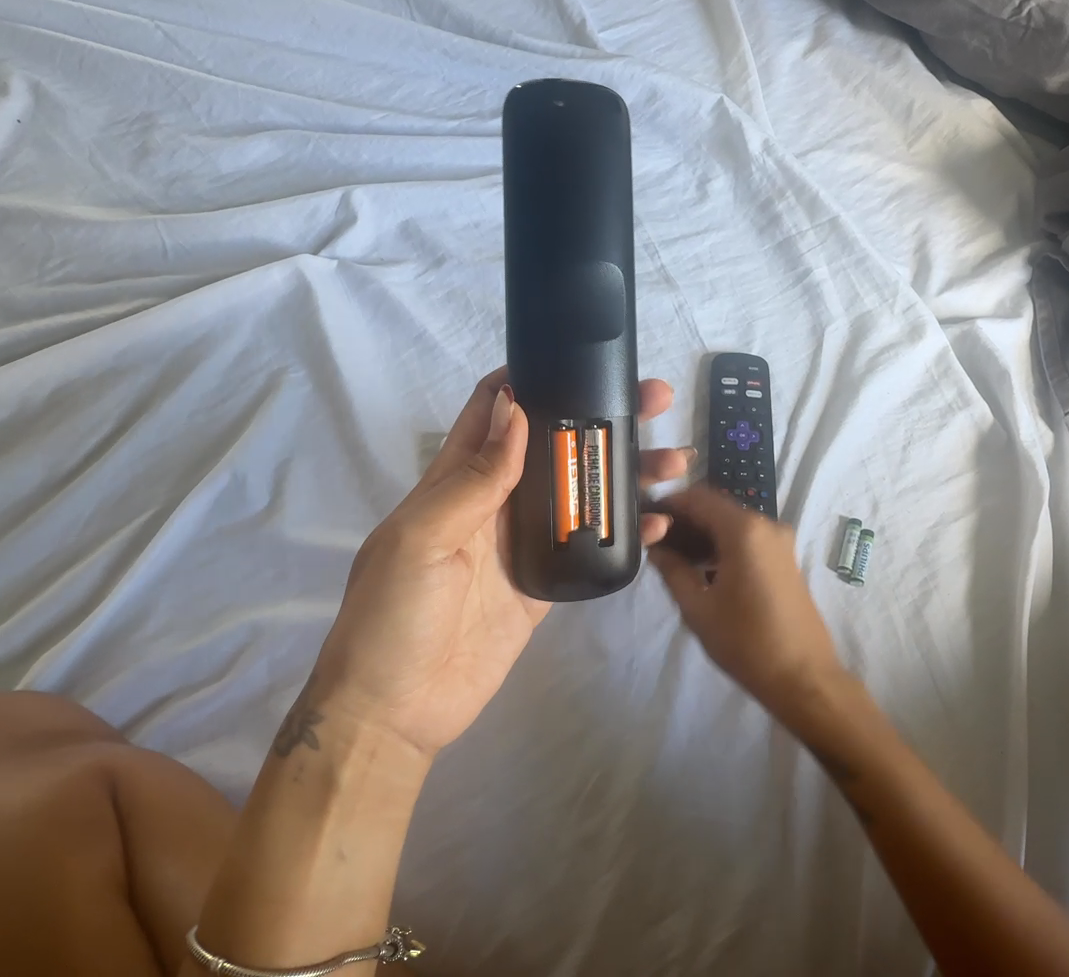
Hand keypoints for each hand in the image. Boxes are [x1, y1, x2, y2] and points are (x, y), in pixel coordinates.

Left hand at [300, 369, 688, 758]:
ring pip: (580, 491)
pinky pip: (589, 545)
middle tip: (654, 399)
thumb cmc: (393, 615)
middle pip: (553, 445)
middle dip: (600, 417)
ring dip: (624, 470)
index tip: (582, 358)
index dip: (533, 379)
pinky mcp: (545, 584)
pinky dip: (624, 528)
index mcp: (455, 480)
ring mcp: (522, 544)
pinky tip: (659, 521)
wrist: (397, 710)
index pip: (495, 411)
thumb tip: (516, 408)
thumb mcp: (422, 538)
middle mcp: (493, 503)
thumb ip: (473, 479)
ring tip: (674, 458)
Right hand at [648, 485, 845, 713]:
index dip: (670, 504)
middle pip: (717, 509)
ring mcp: (780, 543)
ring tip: (674, 560)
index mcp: (744, 530)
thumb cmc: (746, 642)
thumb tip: (656, 547)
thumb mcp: (698, 608)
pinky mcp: (786, 560)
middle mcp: (767, 526)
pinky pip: (748, 540)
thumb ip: (673, 570)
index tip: (646, 519)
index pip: (699, 497)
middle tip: (655, 543)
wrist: (803, 677)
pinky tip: (703, 571)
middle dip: (685, 521)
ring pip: (733, 525)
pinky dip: (724, 547)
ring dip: (704, 536)